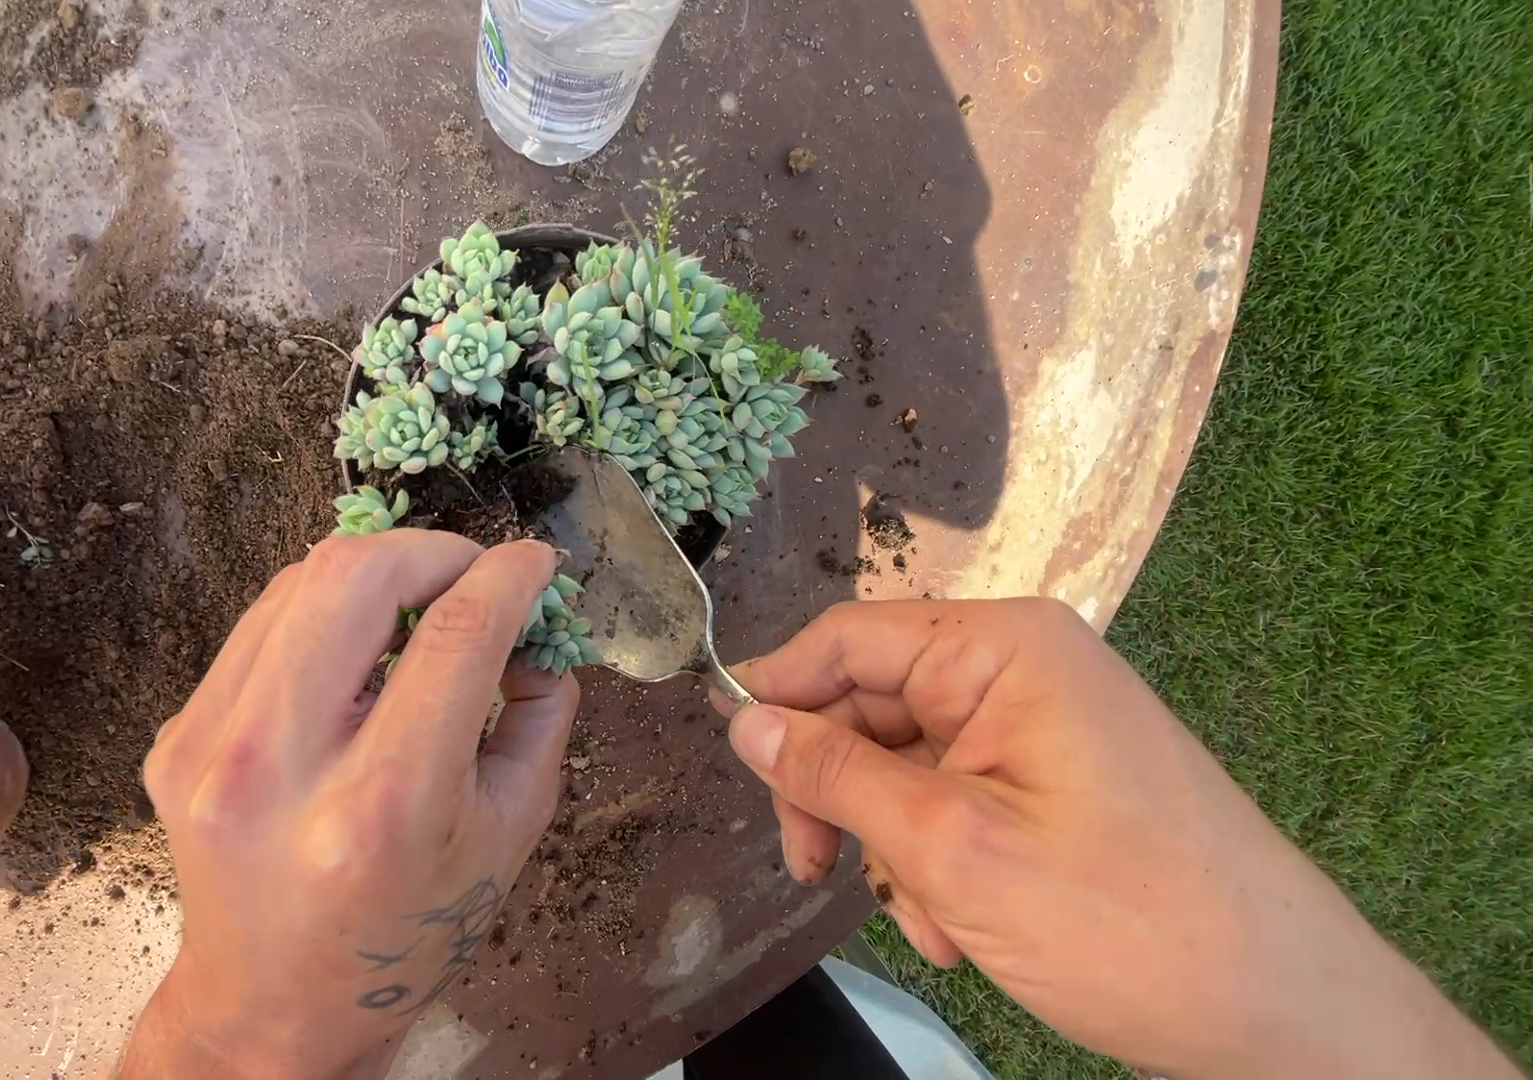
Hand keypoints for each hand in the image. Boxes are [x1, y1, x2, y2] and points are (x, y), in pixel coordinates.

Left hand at [121, 531, 577, 1079]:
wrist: (273, 1003)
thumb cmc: (412, 928)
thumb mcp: (512, 831)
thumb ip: (540, 715)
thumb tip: (537, 632)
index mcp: (386, 804)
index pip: (458, 635)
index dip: (510, 576)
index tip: (537, 562)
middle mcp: (282, 764)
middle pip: (358, 575)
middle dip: (436, 550)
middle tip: (473, 573)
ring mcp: (209, 744)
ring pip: (303, 578)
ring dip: (383, 568)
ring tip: (421, 600)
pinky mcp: (178, 734)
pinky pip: (267, 617)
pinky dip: (330, 603)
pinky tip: (361, 638)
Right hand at [718, 599, 1518, 1079]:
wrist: (1298, 1029)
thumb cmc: (1123, 921)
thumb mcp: (949, 847)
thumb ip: (833, 773)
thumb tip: (741, 721)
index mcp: (997, 648)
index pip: (846, 639)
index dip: (778, 687)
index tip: (732, 750)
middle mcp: (1010, 667)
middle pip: (867, 703)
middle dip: (835, 789)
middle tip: (811, 867)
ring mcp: (1027, 720)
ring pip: (897, 758)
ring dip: (886, 839)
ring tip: (920, 918)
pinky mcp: (1039, 772)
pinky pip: (942, 790)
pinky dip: (929, 852)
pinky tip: (956, 922)